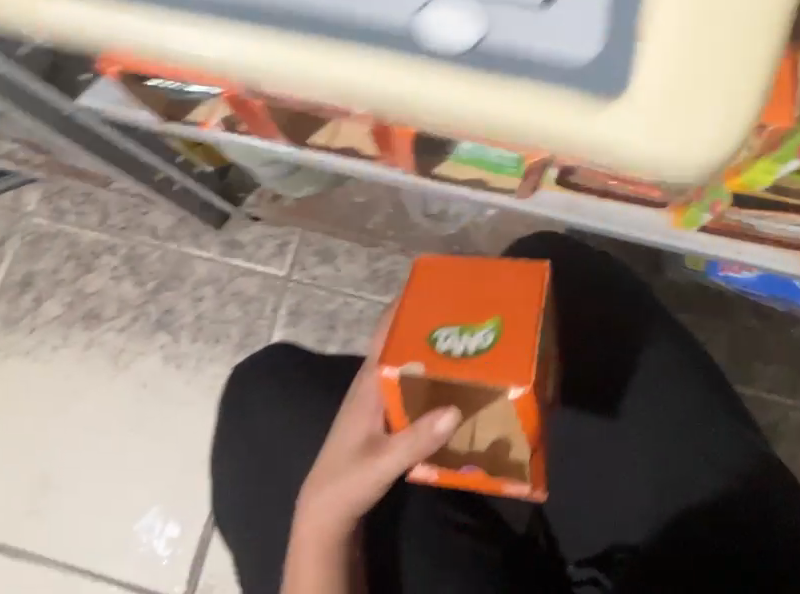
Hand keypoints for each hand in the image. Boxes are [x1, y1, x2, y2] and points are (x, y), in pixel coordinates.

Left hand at [294, 326, 460, 537]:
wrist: (326, 513)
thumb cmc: (347, 480)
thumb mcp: (384, 461)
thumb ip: (417, 438)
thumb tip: (456, 408)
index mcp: (368, 383)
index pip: (386, 332)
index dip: (404, 306)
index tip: (433, 286)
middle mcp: (373, 385)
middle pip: (403, 346)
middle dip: (430, 329)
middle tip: (469, 317)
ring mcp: (379, 403)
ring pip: (409, 368)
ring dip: (433, 357)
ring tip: (472, 347)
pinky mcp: (386, 421)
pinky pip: (413, 391)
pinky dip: (432, 384)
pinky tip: (458, 390)